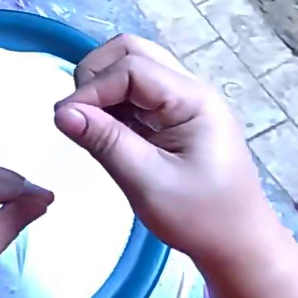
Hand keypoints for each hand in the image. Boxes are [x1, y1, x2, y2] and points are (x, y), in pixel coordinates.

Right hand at [51, 34, 281, 267]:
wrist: (237, 246)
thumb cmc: (200, 217)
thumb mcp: (147, 183)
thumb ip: (104, 142)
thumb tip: (60, 112)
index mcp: (193, 100)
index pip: (130, 68)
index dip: (91, 89)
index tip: (65, 121)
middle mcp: (188, 89)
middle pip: (129, 52)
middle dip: (93, 77)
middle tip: (79, 117)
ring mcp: (179, 100)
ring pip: (128, 65)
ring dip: (99, 87)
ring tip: (91, 124)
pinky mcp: (168, 114)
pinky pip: (130, 90)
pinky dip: (108, 102)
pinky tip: (104, 131)